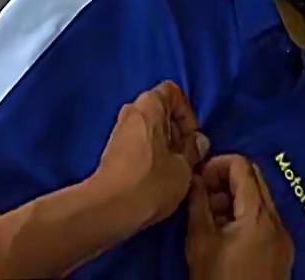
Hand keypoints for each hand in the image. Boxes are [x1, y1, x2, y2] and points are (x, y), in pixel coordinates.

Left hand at [91, 82, 209, 230]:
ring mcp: (118, 130)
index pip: (174, 93)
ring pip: (149, 130)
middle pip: (161, 113)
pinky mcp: (110, 152)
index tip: (192, 140)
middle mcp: (132, 110)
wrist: (106, 210)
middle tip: (186, 159)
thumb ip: (193, 151)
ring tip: (172, 174)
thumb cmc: (150, 181)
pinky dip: (148, 157)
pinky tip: (154, 182)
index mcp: (150, 104)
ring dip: (163, 147)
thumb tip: (198, 142)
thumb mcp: (183, 169)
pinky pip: (137, 145)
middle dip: (176, 133)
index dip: (187, 114)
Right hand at [186, 155, 294, 279]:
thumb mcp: (200, 244)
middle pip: (254, 177)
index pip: (241, 165)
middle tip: (203, 196)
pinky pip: (266, 220)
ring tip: (211, 218)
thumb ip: (197, 203)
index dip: (217, 165)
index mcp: (258, 213)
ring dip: (235, 198)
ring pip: (260, 198)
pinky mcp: (283, 254)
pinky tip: (226, 235)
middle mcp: (277, 219)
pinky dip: (246, 216)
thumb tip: (195, 178)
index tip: (198, 179)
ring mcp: (283, 238)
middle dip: (226, 179)